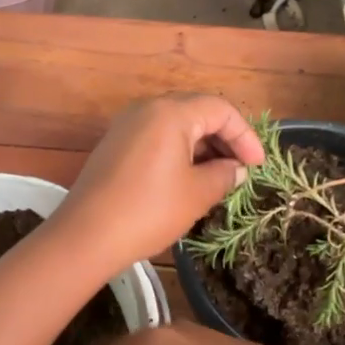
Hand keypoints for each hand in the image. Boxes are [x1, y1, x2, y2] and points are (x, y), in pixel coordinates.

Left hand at [48, 94, 264, 278]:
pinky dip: (178, 150)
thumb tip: (235, 169)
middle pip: (197, 111)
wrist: (86, 235)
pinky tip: (187, 178)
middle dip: (224, 137)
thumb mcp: (196, 194)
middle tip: (241, 168)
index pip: (220, 109)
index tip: (258, 165)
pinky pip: (156, 136)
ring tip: (218, 176)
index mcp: (170, 113)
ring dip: (201, 145)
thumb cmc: (148, 211)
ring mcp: (126, 125)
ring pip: (175, 124)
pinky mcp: (114, 144)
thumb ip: (223, 175)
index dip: (245, 135)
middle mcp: (146, 109)